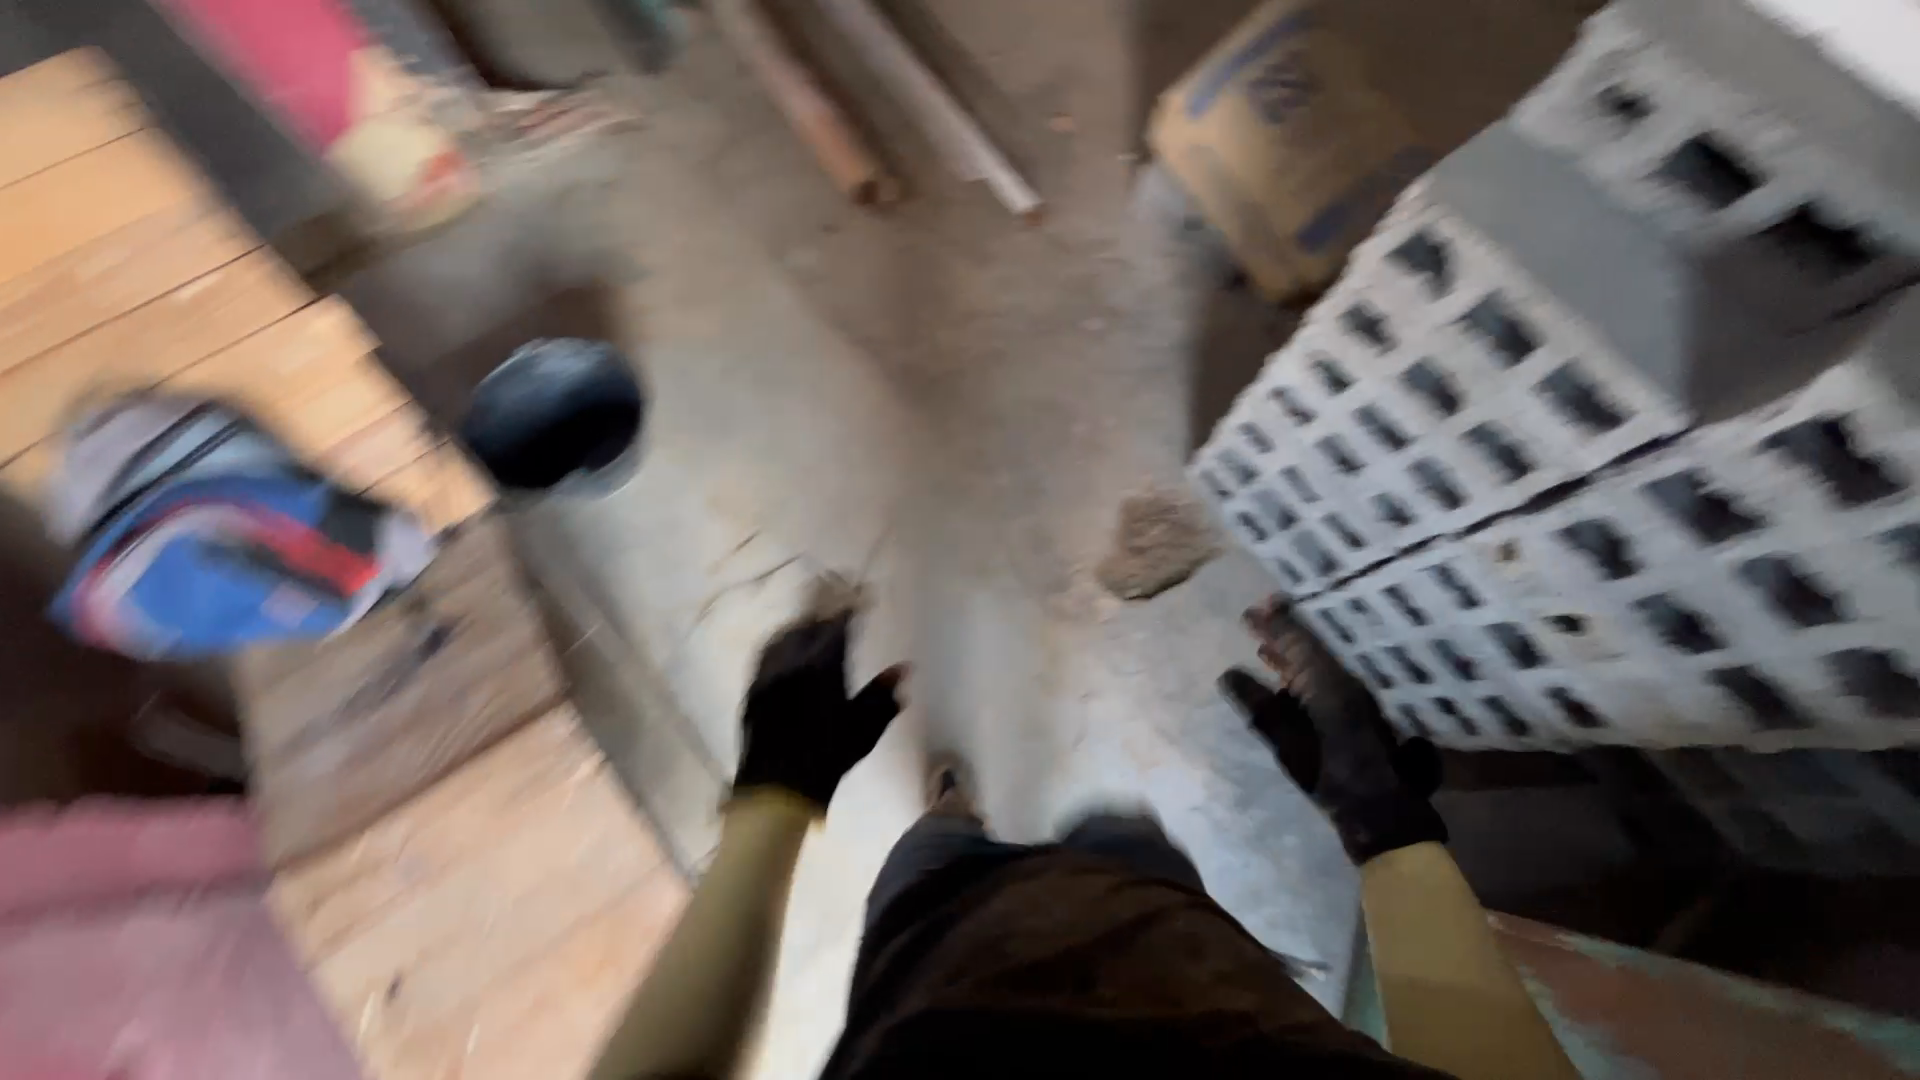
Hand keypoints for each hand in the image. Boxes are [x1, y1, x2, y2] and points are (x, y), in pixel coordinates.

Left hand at [733, 611, 904, 810]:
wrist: (776, 790)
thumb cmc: (826, 761)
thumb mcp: (862, 732)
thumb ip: (882, 697)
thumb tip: (904, 669)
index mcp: (820, 670)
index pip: (838, 627)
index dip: (852, 611)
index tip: (864, 601)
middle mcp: (790, 664)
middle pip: (809, 625)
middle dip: (827, 615)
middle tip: (842, 613)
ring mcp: (767, 675)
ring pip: (785, 636)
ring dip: (803, 626)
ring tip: (817, 627)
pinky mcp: (752, 689)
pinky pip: (768, 653)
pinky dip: (783, 643)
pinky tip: (790, 650)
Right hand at [1221, 603, 1445, 864]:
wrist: (1380, 812)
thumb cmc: (1330, 775)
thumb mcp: (1286, 742)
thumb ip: (1259, 706)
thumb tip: (1229, 674)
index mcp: (1330, 683)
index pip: (1298, 641)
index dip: (1276, 623)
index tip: (1255, 608)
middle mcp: (1344, 683)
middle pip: (1309, 648)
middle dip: (1282, 632)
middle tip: (1255, 615)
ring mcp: (1352, 700)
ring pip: (1316, 665)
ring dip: (1290, 653)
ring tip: (1263, 646)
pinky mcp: (1354, 717)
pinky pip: (1321, 681)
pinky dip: (1300, 674)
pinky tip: (1284, 679)